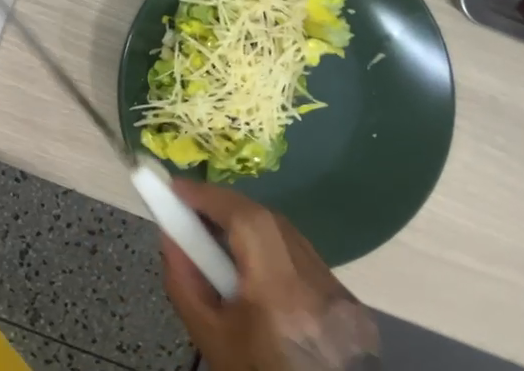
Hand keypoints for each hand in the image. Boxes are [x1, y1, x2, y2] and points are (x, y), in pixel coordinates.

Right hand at [162, 180, 379, 370]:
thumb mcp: (207, 334)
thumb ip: (182, 278)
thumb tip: (170, 232)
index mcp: (282, 297)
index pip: (249, 222)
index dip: (210, 196)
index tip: (175, 189)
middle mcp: (320, 288)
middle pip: (270, 221)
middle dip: (226, 206)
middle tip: (190, 209)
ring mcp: (344, 297)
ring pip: (289, 237)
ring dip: (249, 225)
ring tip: (217, 238)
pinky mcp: (354, 307)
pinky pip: (304, 260)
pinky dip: (273, 250)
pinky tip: (253, 270)